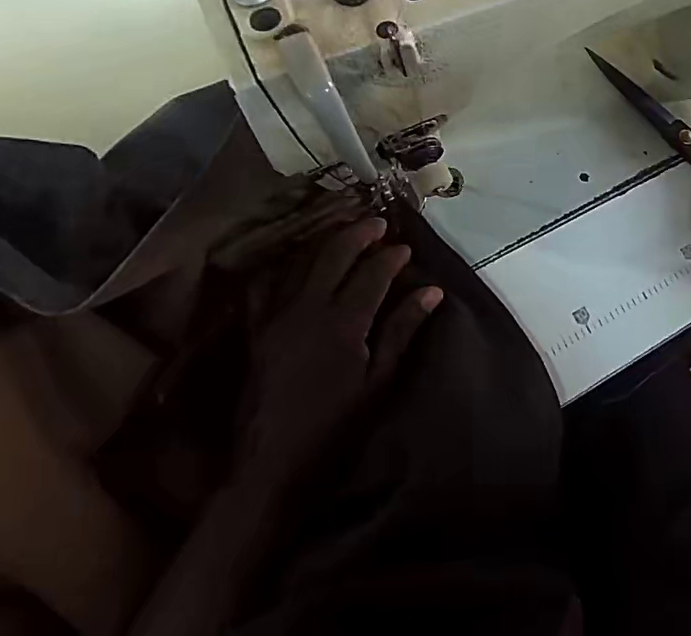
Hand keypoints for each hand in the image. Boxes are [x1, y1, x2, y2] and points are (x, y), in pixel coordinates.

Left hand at [239, 216, 442, 472]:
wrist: (270, 466)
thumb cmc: (335, 427)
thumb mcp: (379, 381)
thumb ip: (402, 329)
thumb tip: (431, 291)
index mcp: (342, 322)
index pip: (371, 273)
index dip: (391, 256)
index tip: (406, 248)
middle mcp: (306, 309)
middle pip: (333, 255)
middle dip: (359, 233)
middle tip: (378, 223)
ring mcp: (276, 316)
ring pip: (302, 262)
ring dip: (328, 242)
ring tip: (348, 232)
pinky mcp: (258, 328)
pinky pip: (277, 282)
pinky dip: (296, 264)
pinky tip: (306, 263)